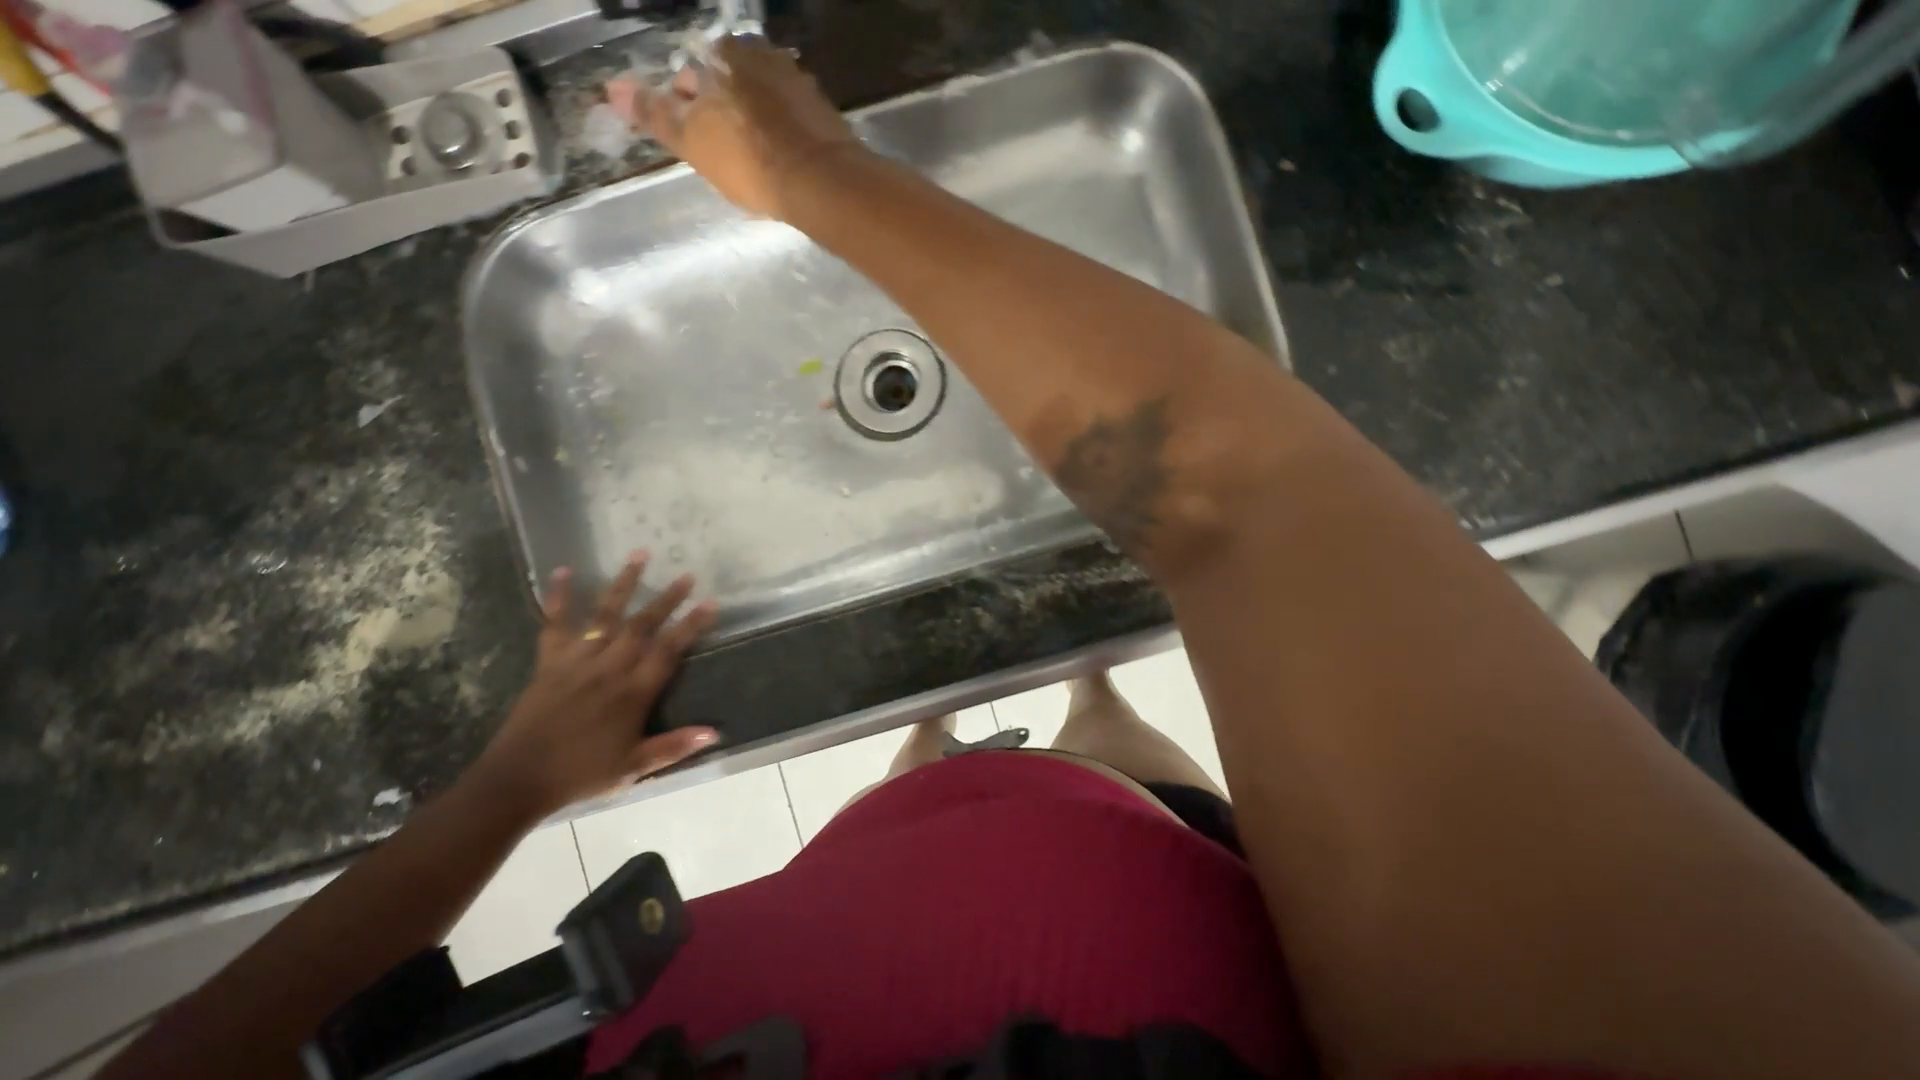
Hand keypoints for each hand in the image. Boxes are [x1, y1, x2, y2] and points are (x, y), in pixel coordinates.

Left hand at [470, 553, 718, 816]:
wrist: (519, 779)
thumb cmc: (581, 774)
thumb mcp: (633, 768)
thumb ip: (673, 746)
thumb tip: (714, 732)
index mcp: (632, 694)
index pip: (668, 652)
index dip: (691, 626)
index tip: (710, 603)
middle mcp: (608, 669)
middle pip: (642, 626)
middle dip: (666, 599)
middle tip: (686, 575)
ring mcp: (576, 661)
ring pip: (605, 615)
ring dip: (624, 584)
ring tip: (640, 555)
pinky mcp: (549, 662)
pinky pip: (554, 623)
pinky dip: (559, 596)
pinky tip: (564, 570)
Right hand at [630, 36, 862, 221]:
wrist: (822, 181)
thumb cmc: (749, 160)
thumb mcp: (692, 140)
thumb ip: (653, 113)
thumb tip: (611, 88)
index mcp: (723, 55)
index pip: (691, 77)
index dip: (687, 109)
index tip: (694, 141)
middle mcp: (762, 55)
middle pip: (728, 82)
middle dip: (721, 109)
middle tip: (722, 151)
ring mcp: (797, 79)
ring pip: (760, 97)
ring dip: (752, 119)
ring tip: (751, 157)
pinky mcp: (823, 108)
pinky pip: (790, 114)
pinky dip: (781, 130)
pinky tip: (780, 156)